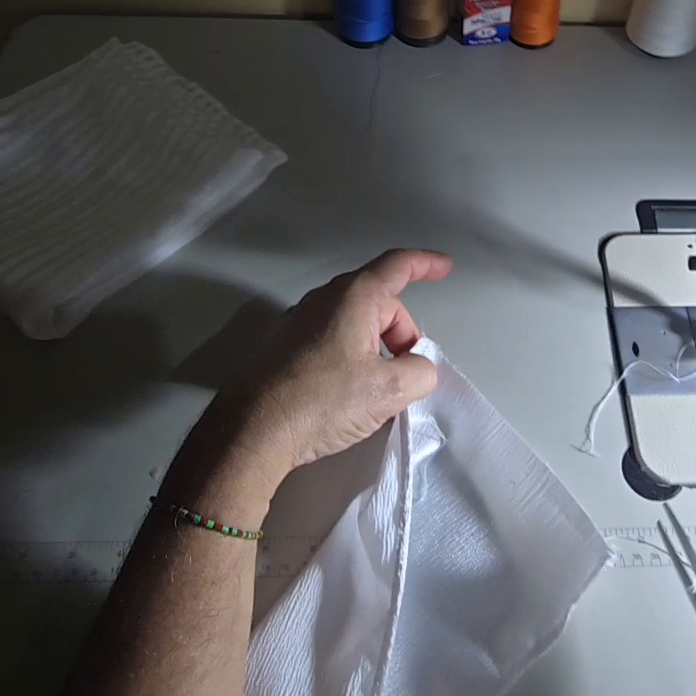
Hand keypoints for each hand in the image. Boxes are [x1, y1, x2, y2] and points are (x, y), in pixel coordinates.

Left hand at [229, 249, 452, 476]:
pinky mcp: (286, 346)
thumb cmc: (323, 400)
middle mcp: (325, 299)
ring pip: (357, 324)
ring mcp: (301, 321)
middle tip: (406, 376)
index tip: (445, 266)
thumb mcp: (388, 391)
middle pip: (381, 304)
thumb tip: (419, 368)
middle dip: (402, 334)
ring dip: (378, 349)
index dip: (426, 264)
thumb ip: (420, 372)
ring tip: (376, 393)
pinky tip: (348, 395)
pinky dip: (354, 357)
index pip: (397, 266)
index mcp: (353, 296)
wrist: (251, 431)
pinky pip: (335, 339)